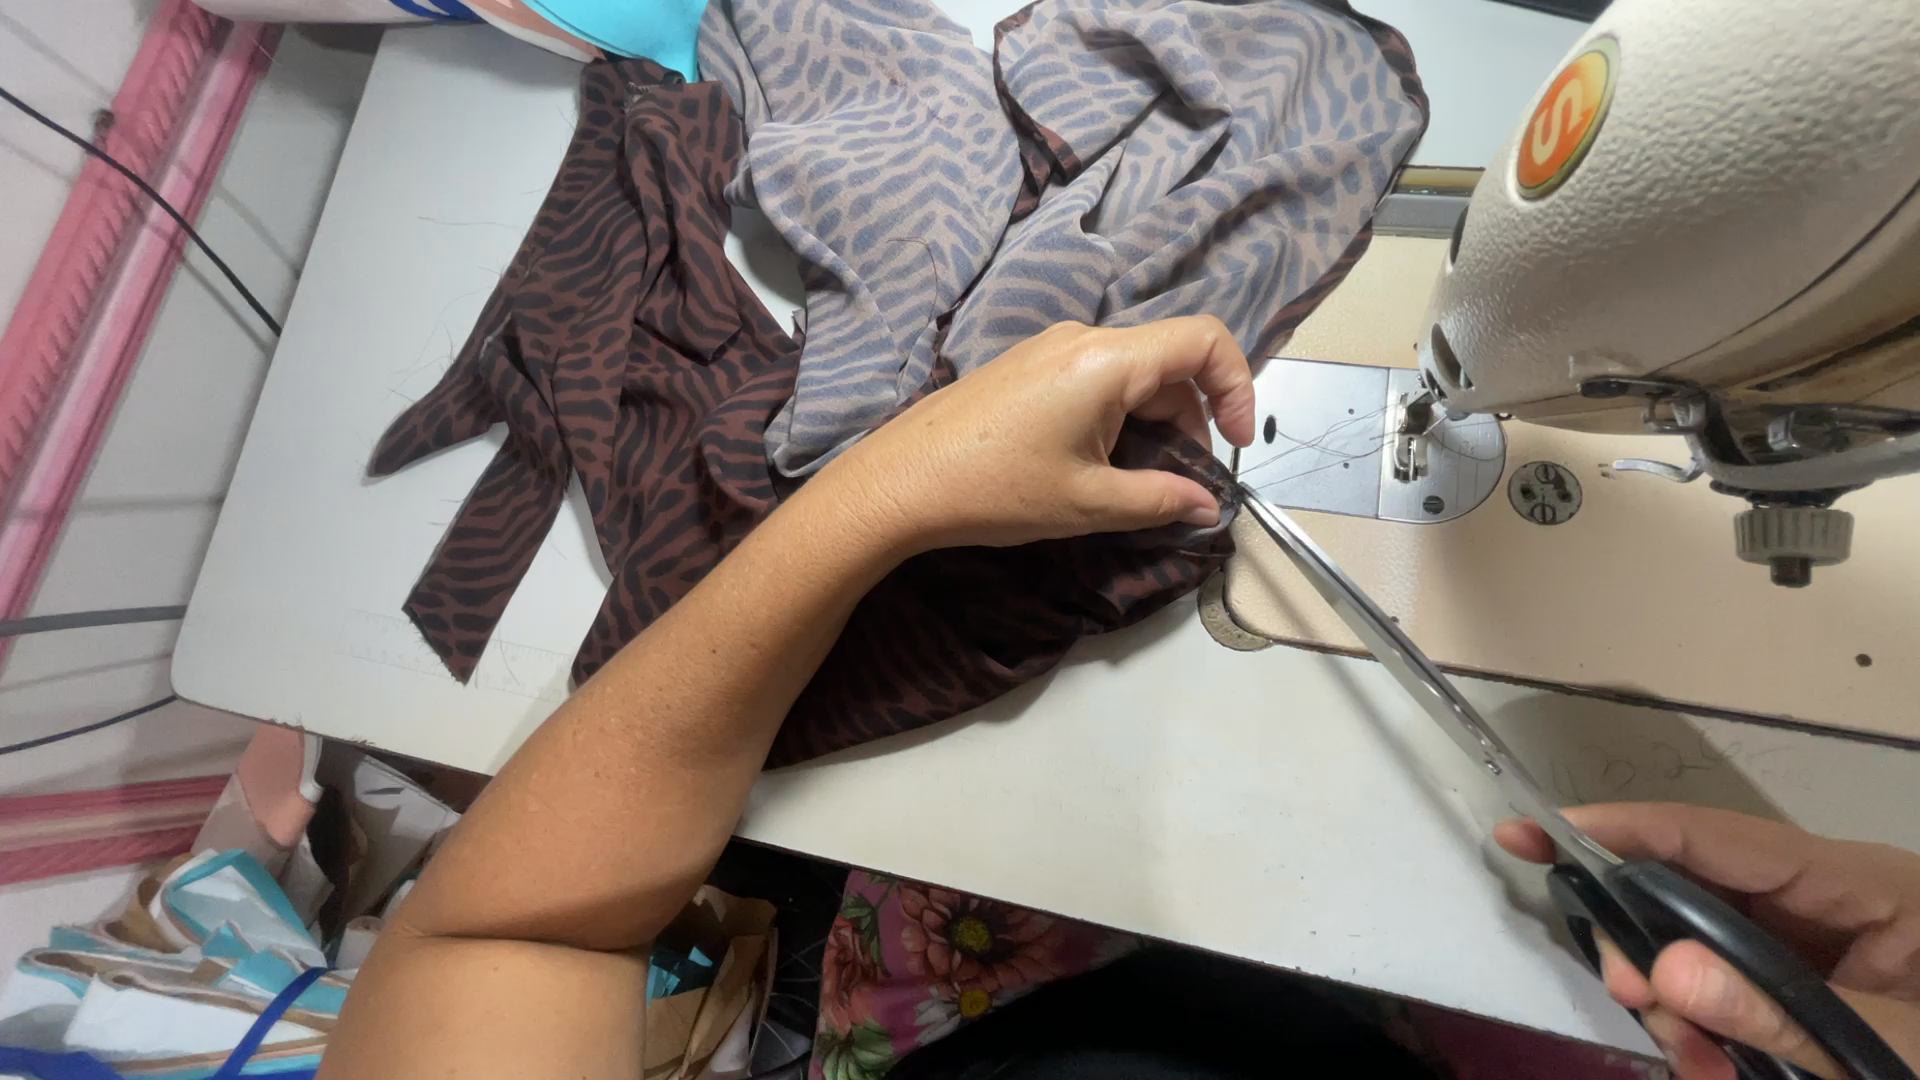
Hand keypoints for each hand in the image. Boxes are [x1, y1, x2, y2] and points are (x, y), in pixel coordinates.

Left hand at [825, 317, 1255, 552]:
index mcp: (1106, 359)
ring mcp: (1046, 351)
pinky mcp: (1023, 370)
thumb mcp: (1088, 503)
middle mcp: (1080, 339)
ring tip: (1126, 485)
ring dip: (1147, 427)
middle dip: (1186, 423)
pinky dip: (1112, 420)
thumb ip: (1160, 500)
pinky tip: (1088, 465)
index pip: (1204, 340)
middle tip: (1174, 486)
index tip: (1233, 444)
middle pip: (1166, 365)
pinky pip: (1090, 382)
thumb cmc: (995, 490)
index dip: (1238, 387)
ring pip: (1128, 377)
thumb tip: (1209, 506)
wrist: (897, 484)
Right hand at [1496, 804, 1919, 1078]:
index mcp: (1855, 882)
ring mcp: (1802, 946)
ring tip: (1691, 1058)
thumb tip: (1661, 972)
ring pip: (1689, 945)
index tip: (1529, 830)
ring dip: (1671, 1001)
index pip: (1703, 833)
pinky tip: (1710, 1066)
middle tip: (1625, 992)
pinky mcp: (1796, 988)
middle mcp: (1812, 899)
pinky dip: (1702, 1030)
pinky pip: (1718, 990)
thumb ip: (1794, 1015)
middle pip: (1682, 890)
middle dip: (1640, 940)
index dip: (1611, 825)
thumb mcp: (1916, 1050)